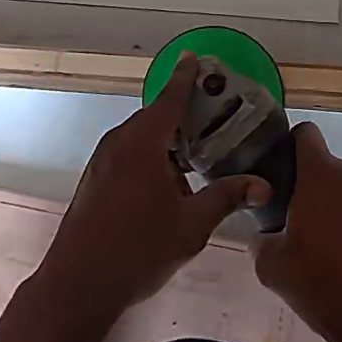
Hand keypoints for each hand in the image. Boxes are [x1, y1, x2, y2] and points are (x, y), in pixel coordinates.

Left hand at [36, 53, 270, 322]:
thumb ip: (226, 198)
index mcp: (142, 143)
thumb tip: (262, 185)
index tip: (194, 58)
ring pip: (142, 136)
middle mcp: (119, 142)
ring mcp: (103, 159)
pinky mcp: (96, 177)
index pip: (169, 99)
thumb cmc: (137, 251)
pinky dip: (152, 153)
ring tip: (199, 152)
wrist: (79, 284)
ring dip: (168, 139)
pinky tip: (171, 180)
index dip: (185, 78)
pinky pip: (129, 152)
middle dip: (184, 114)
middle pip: (156, 116)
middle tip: (215, 116)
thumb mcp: (191, 226)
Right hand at [250, 123, 341, 341]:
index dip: (292, 145)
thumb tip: (266, 234)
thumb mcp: (271, 266)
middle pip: (330, 170)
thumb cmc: (323, 286)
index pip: (305, 134)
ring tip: (334, 252)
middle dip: (316, 190)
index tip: (284, 170)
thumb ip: (262, 239)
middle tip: (302, 225)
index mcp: (321, 175)